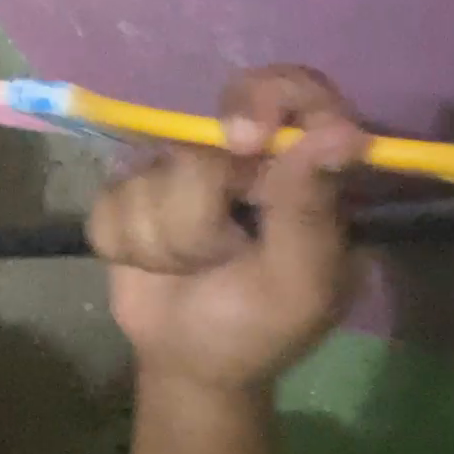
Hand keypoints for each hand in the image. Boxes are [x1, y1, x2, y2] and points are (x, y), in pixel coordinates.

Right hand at [88, 66, 367, 388]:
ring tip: (187, 269)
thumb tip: (342, 132)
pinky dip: (126, 243)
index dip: (266, 98)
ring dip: (165, 241)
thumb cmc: (255, 329)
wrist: (183, 359)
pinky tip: (148, 264)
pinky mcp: (126, 193)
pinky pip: (111, 199)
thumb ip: (310, 209)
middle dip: (196, 206)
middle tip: (213, 249)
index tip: (242, 140)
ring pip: (149, 176)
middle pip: (199, 136)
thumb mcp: (300, 282)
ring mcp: (175, 174)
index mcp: (299, 170)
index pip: (294, 93)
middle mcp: (237, 161)